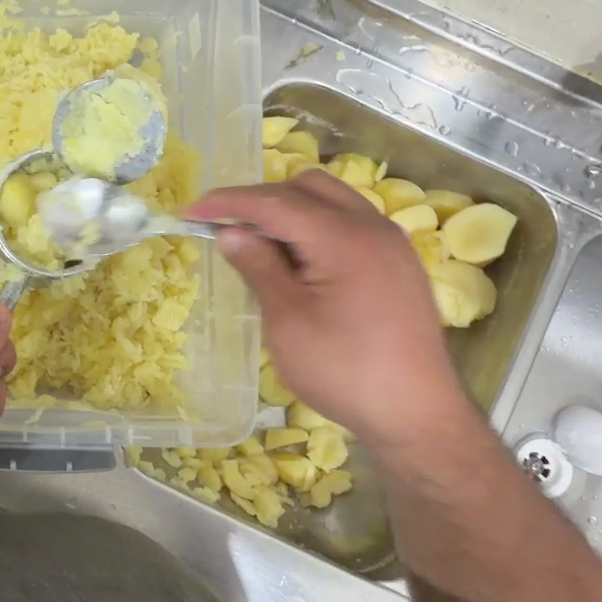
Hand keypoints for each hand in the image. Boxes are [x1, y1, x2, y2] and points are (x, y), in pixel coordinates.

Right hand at [189, 171, 473, 448]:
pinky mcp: (396, 265)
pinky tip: (295, 264)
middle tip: (225, 230)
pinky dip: (314, 229)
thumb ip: (258, 267)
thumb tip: (230, 232)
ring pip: (331, 202)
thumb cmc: (342, 369)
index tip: (188, 212)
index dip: (227, 202)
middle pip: (307, 187)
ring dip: (289, 212)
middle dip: (260, 200)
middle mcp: (372, 226)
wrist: (414, 413)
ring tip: (256, 247)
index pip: (274, 201)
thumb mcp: (287, 320)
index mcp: (343, 237)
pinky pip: (348, 225)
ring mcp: (390, 244)